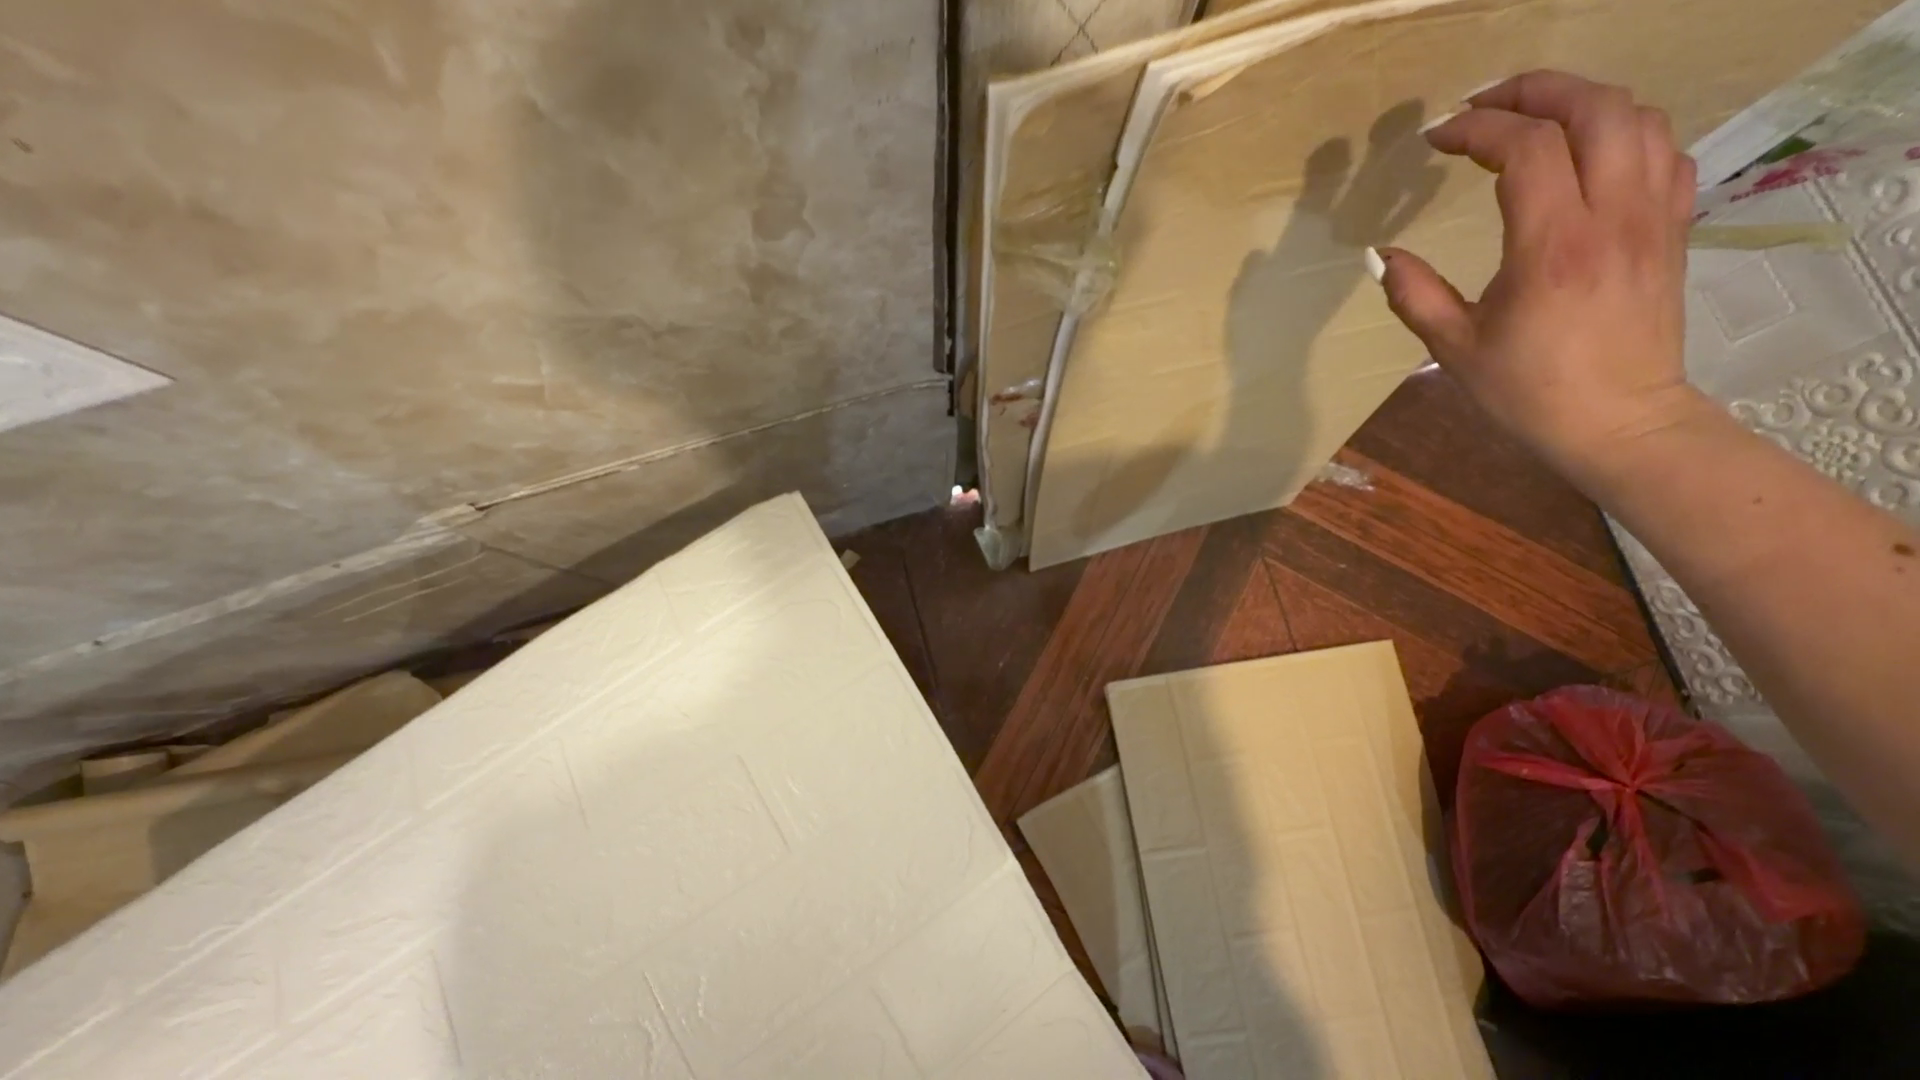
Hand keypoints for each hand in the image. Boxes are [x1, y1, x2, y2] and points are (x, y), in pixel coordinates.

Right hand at [1378, 70, 1711, 473]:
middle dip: (1535, 91)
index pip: (1525, 148)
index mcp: (1551, 247)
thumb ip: (1414, 293)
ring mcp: (1652, 218)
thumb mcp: (1455, 349)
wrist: (1620, 422)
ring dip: (1582, 103)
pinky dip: (1625, 133)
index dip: (1476, 128)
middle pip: (1594, 109)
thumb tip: (1381, 253)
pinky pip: (1664, 152)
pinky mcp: (1671, 229)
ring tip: (1534, 118)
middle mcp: (1610, 217)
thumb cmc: (1529, 392)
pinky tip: (1588, 154)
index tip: (1436, 139)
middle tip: (1484, 104)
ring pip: (1638, 118)